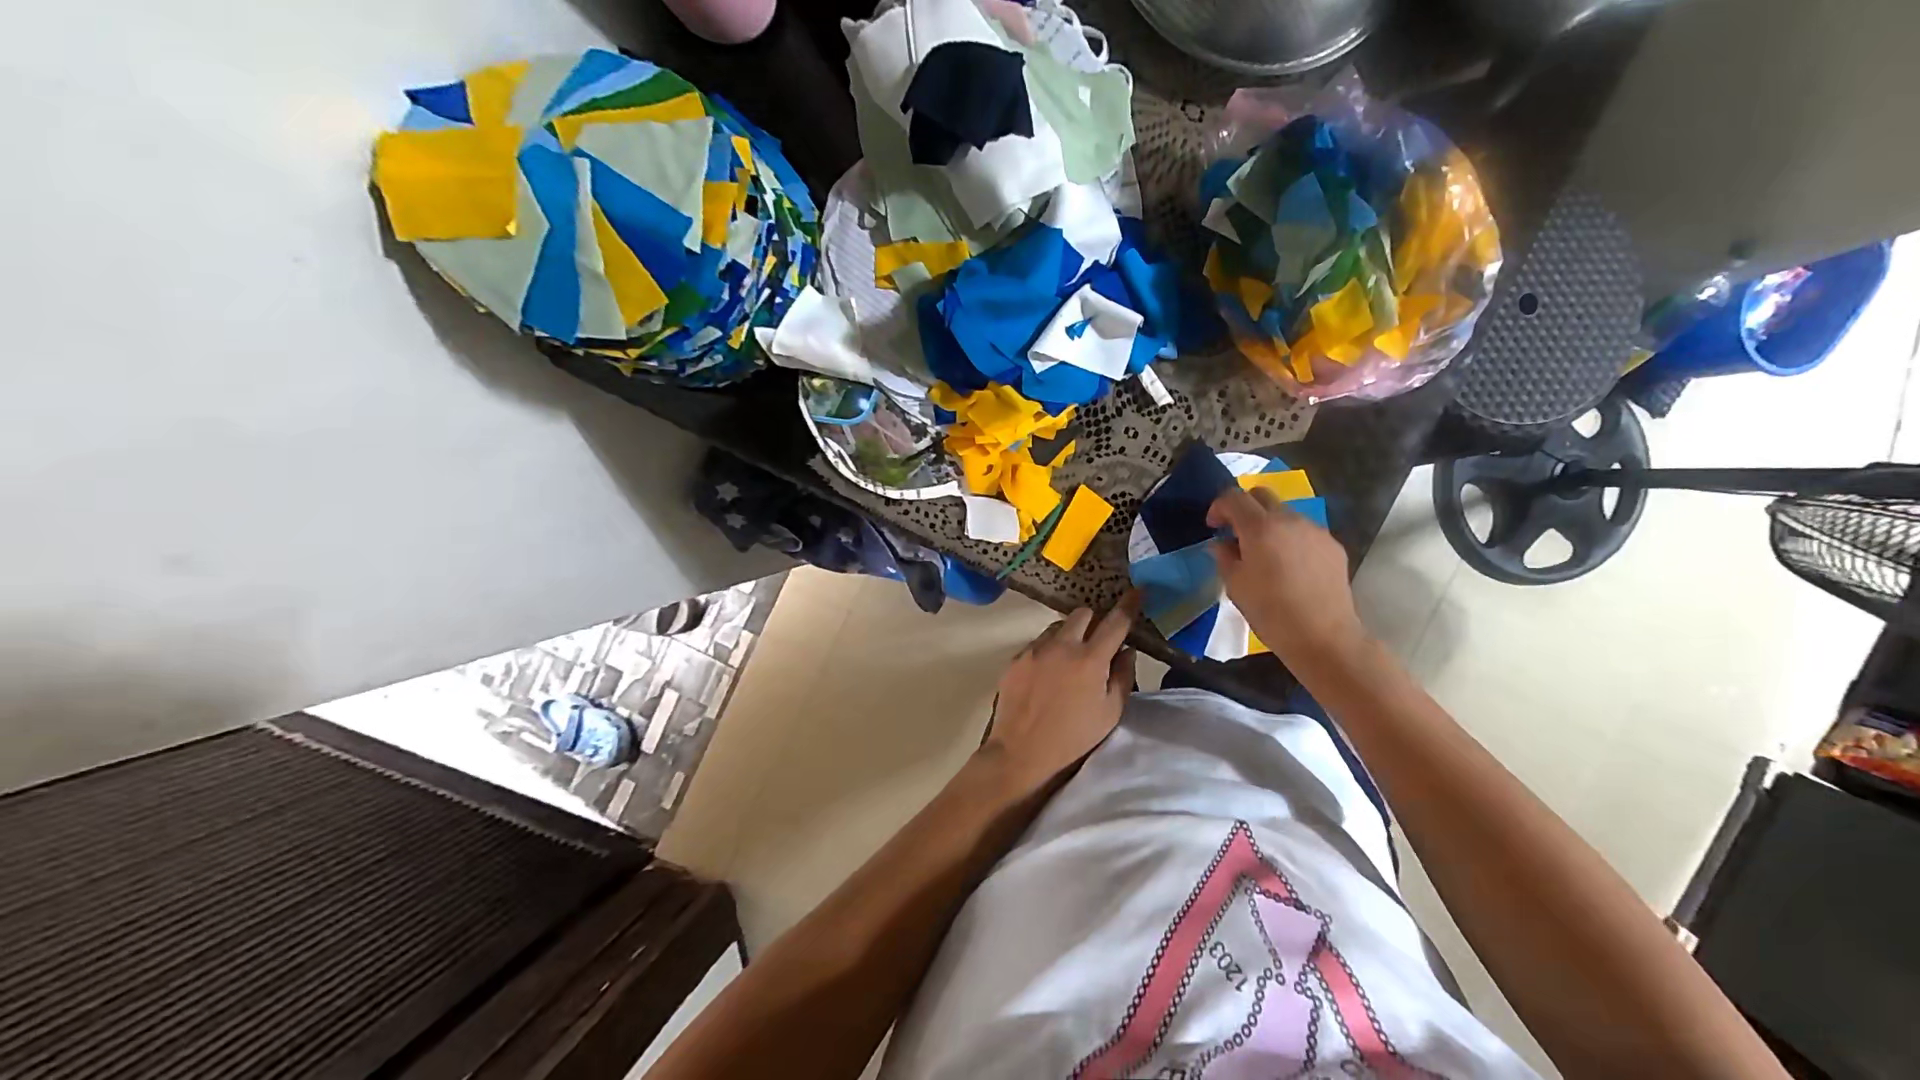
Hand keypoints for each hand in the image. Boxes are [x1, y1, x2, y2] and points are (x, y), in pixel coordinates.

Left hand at [981, 594, 1138, 794]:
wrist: (1021, 752)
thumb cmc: (1073, 738)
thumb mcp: (1110, 712)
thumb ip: (1122, 676)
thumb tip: (1127, 650)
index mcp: (1090, 659)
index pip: (1115, 622)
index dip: (1129, 605)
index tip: (1138, 591)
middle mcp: (1061, 646)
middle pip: (1082, 614)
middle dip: (1094, 621)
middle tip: (1097, 641)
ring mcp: (1035, 650)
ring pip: (1057, 626)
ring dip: (1069, 634)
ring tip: (1070, 660)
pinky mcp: (1016, 659)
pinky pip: (1037, 643)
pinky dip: (1048, 650)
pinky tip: (1048, 674)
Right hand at [1207, 487, 1368, 666]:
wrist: (1323, 637)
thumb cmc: (1270, 613)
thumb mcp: (1235, 586)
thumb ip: (1224, 557)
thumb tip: (1222, 544)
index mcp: (1260, 528)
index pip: (1234, 497)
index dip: (1218, 507)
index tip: (1213, 527)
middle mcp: (1289, 521)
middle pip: (1262, 495)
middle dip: (1244, 507)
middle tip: (1235, 533)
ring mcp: (1315, 531)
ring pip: (1285, 514)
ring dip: (1269, 525)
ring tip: (1264, 555)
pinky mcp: (1333, 546)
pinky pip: (1304, 532)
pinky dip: (1290, 540)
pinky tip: (1289, 568)